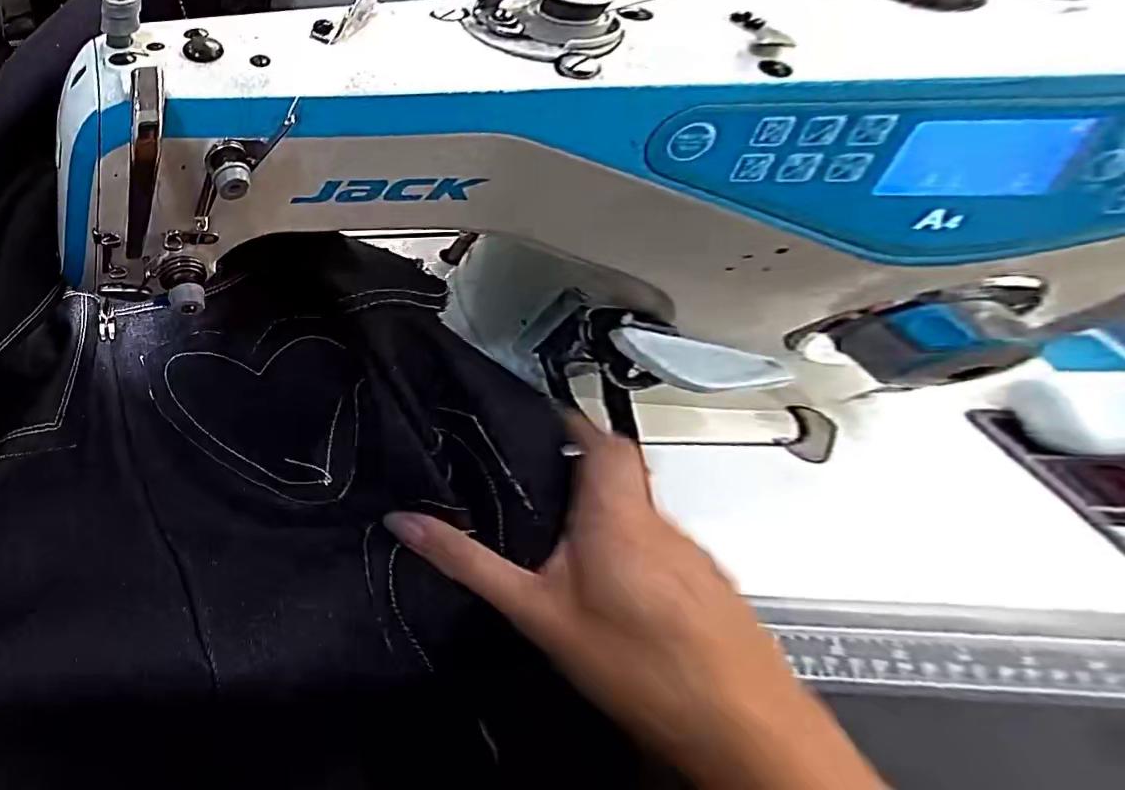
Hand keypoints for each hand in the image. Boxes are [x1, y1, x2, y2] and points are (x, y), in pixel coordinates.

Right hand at [385, 415, 882, 789]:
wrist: (752, 742)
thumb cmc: (648, 672)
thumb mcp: (536, 612)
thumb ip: (468, 561)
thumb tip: (405, 522)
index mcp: (618, 516)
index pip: (604, 440)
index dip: (572, 420)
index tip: (541, 416)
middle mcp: (664, 527)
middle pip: (619, 475)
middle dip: (576, 474)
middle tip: (533, 485)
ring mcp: (698, 559)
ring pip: (642, 514)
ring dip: (605, 516)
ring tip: (564, 543)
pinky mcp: (715, 590)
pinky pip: (666, 549)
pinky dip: (634, 552)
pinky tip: (613, 593)